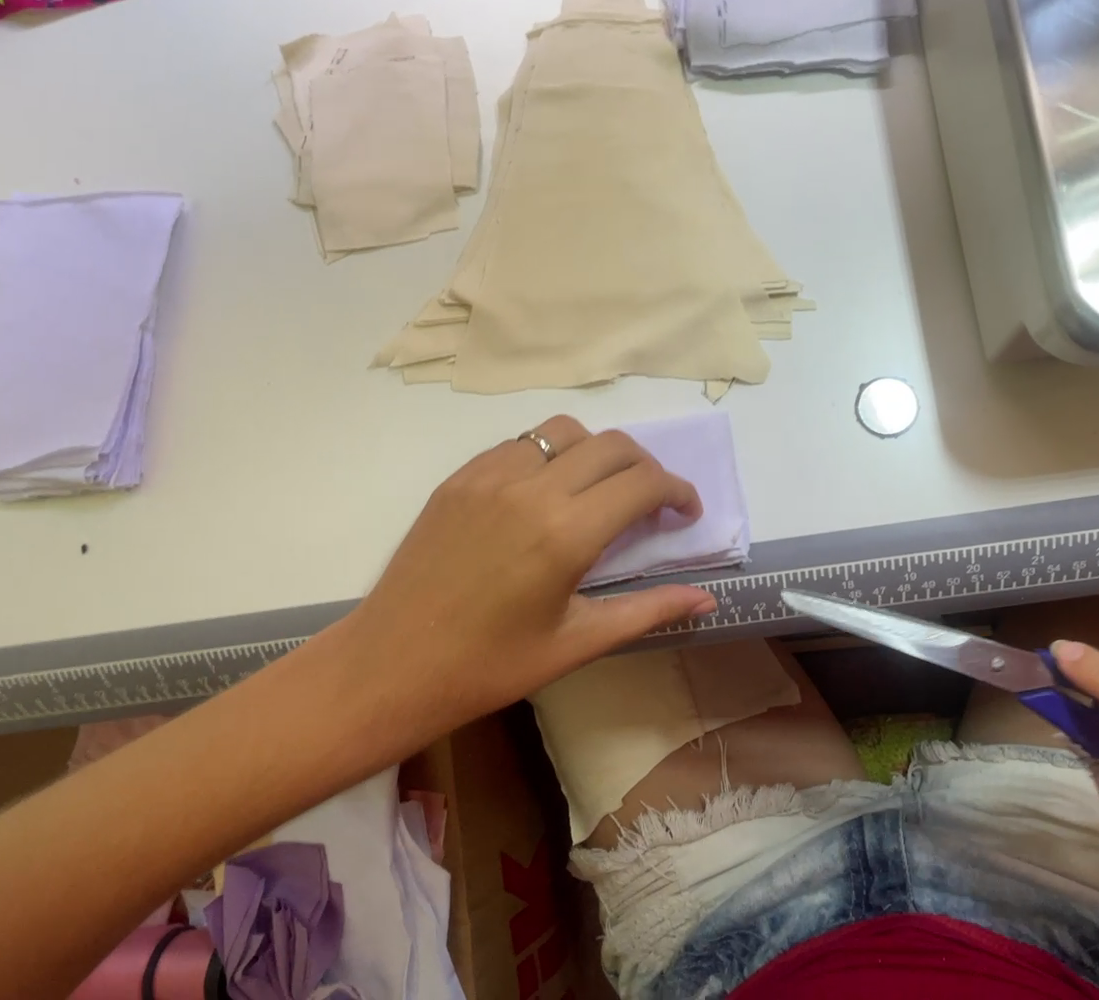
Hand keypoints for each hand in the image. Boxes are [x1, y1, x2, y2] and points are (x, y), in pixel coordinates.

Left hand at [321, 416, 716, 743]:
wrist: (391, 666)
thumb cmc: (489, 667)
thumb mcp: (576, 643)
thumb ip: (647, 612)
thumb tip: (707, 600)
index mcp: (565, 534)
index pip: (642, 482)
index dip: (677, 491)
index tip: (685, 514)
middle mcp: (531, 489)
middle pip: (613, 445)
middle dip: (646, 467)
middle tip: (651, 503)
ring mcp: (489, 476)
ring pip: (564, 431)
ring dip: (598, 451)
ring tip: (600, 490)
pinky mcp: (459, 477)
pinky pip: (519, 443)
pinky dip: (550, 455)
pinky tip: (547, 493)